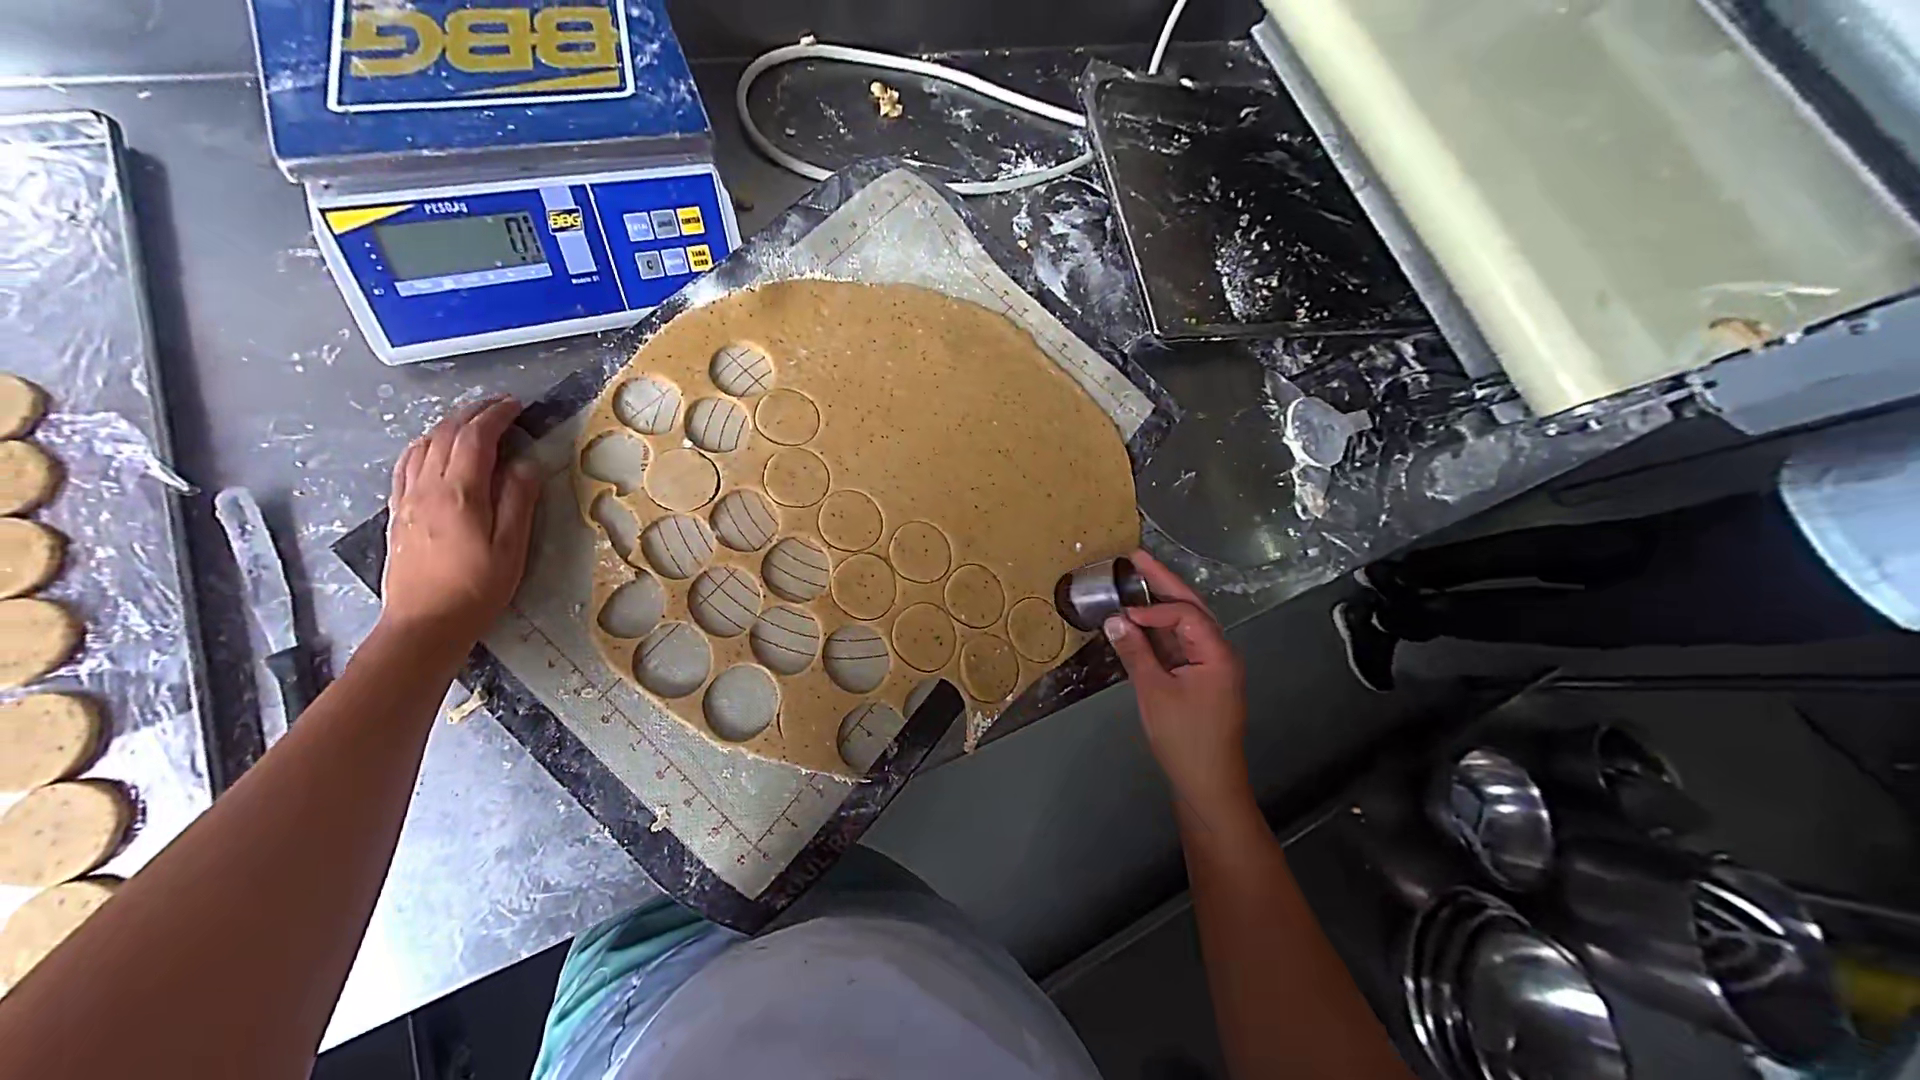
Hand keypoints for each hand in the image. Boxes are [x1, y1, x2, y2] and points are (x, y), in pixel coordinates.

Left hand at [382, 397, 541, 643]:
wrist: (425, 622)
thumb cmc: (477, 587)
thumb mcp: (512, 546)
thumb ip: (518, 500)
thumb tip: (526, 463)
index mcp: (459, 493)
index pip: (474, 438)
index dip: (495, 416)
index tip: (516, 406)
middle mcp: (427, 487)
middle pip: (445, 434)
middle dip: (473, 414)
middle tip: (500, 406)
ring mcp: (407, 498)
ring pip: (422, 445)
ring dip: (448, 425)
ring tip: (473, 422)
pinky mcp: (398, 511)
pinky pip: (406, 464)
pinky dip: (425, 445)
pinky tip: (435, 449)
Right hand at [1104, 549, 1249, 809]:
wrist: (1207, 783)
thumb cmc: (1184, 738)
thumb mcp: (1154, 692)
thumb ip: (1135, 652)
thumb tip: (1114, 620)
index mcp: (1217, 653)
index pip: (1184, 615)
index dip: (1152, 609)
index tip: (1122, 615)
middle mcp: (1219, 653)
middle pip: (1190, 608)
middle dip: (1163, 583)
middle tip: (1136, 558)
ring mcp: (1211, 666)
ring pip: (1185, 626)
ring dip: (1160, 605)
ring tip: (1137, 578)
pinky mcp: (1200, 679)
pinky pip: (1179, 645)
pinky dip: (1159, 632)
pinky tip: (1140, 622)